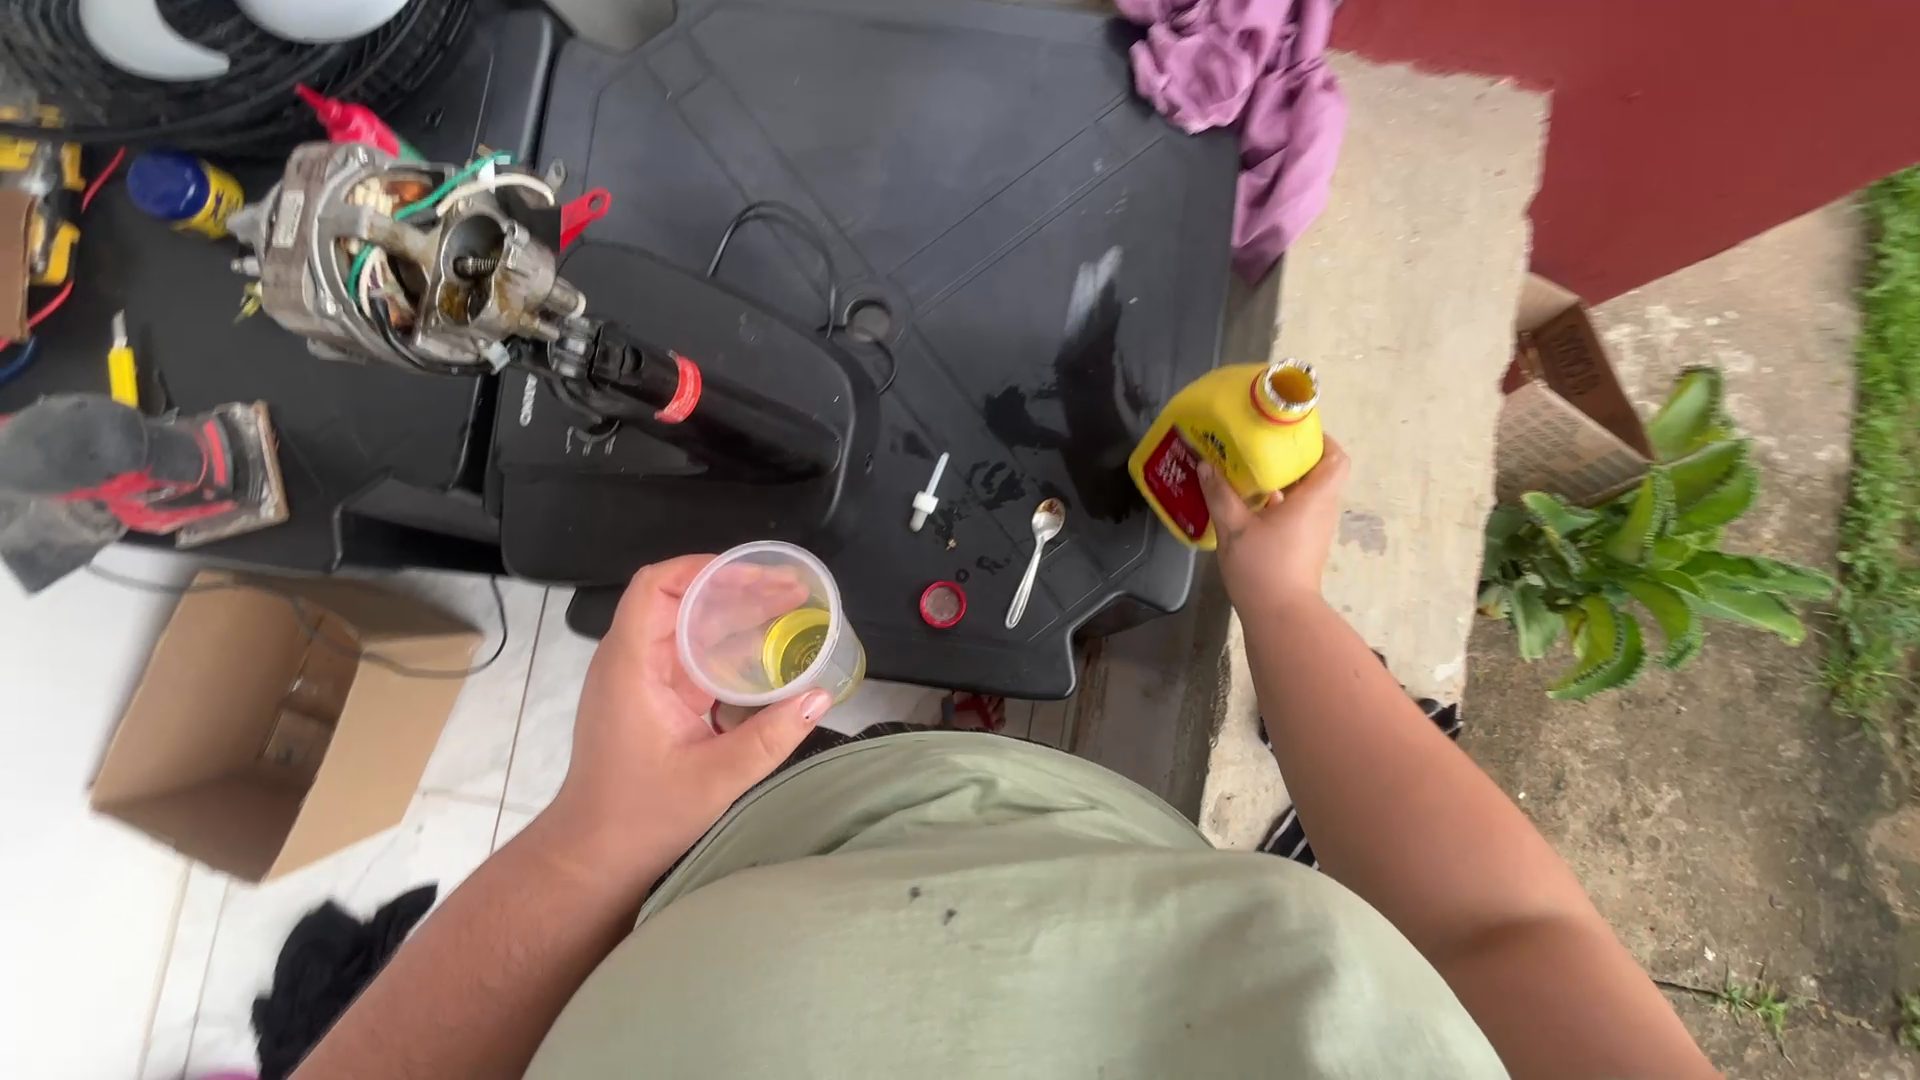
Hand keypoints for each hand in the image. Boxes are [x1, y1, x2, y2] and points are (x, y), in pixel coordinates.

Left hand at [544, 555, 831, 879]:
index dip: (702, 568)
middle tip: (793, 591)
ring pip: (689, 625)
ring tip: (790, 610)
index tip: (755, 573)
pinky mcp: (654, 696)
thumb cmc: (641, 816)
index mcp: (632, 666)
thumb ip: (770, 737)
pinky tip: (768, 650)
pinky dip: (729, 644)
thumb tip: (821, 696)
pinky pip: (692, 653)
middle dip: (737, 588)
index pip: (656, 588)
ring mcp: (641, 678)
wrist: (593, 857)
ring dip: (737, 613)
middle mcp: (632, 661)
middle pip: (680, 599)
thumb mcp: (715, 778)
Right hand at [1199, 436, 1349, 610]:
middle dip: (1291, 457)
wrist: (1280, 615)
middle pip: (1319, 472)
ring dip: (1282, 479)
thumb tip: (1206, 465)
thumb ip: (1220, 494)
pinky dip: (1277, 500)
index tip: (1290, 433)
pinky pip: (1295, 510)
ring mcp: (1313, 528)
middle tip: (1259, 446)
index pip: (1336, 458)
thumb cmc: (1263, 568)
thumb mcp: (1234, 528)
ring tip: (1248, 470)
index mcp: (1313, 498)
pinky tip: (1246, 501)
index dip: (1321, 440)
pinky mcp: (1302, 543)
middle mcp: (1320, 510)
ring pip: (1305, 492)